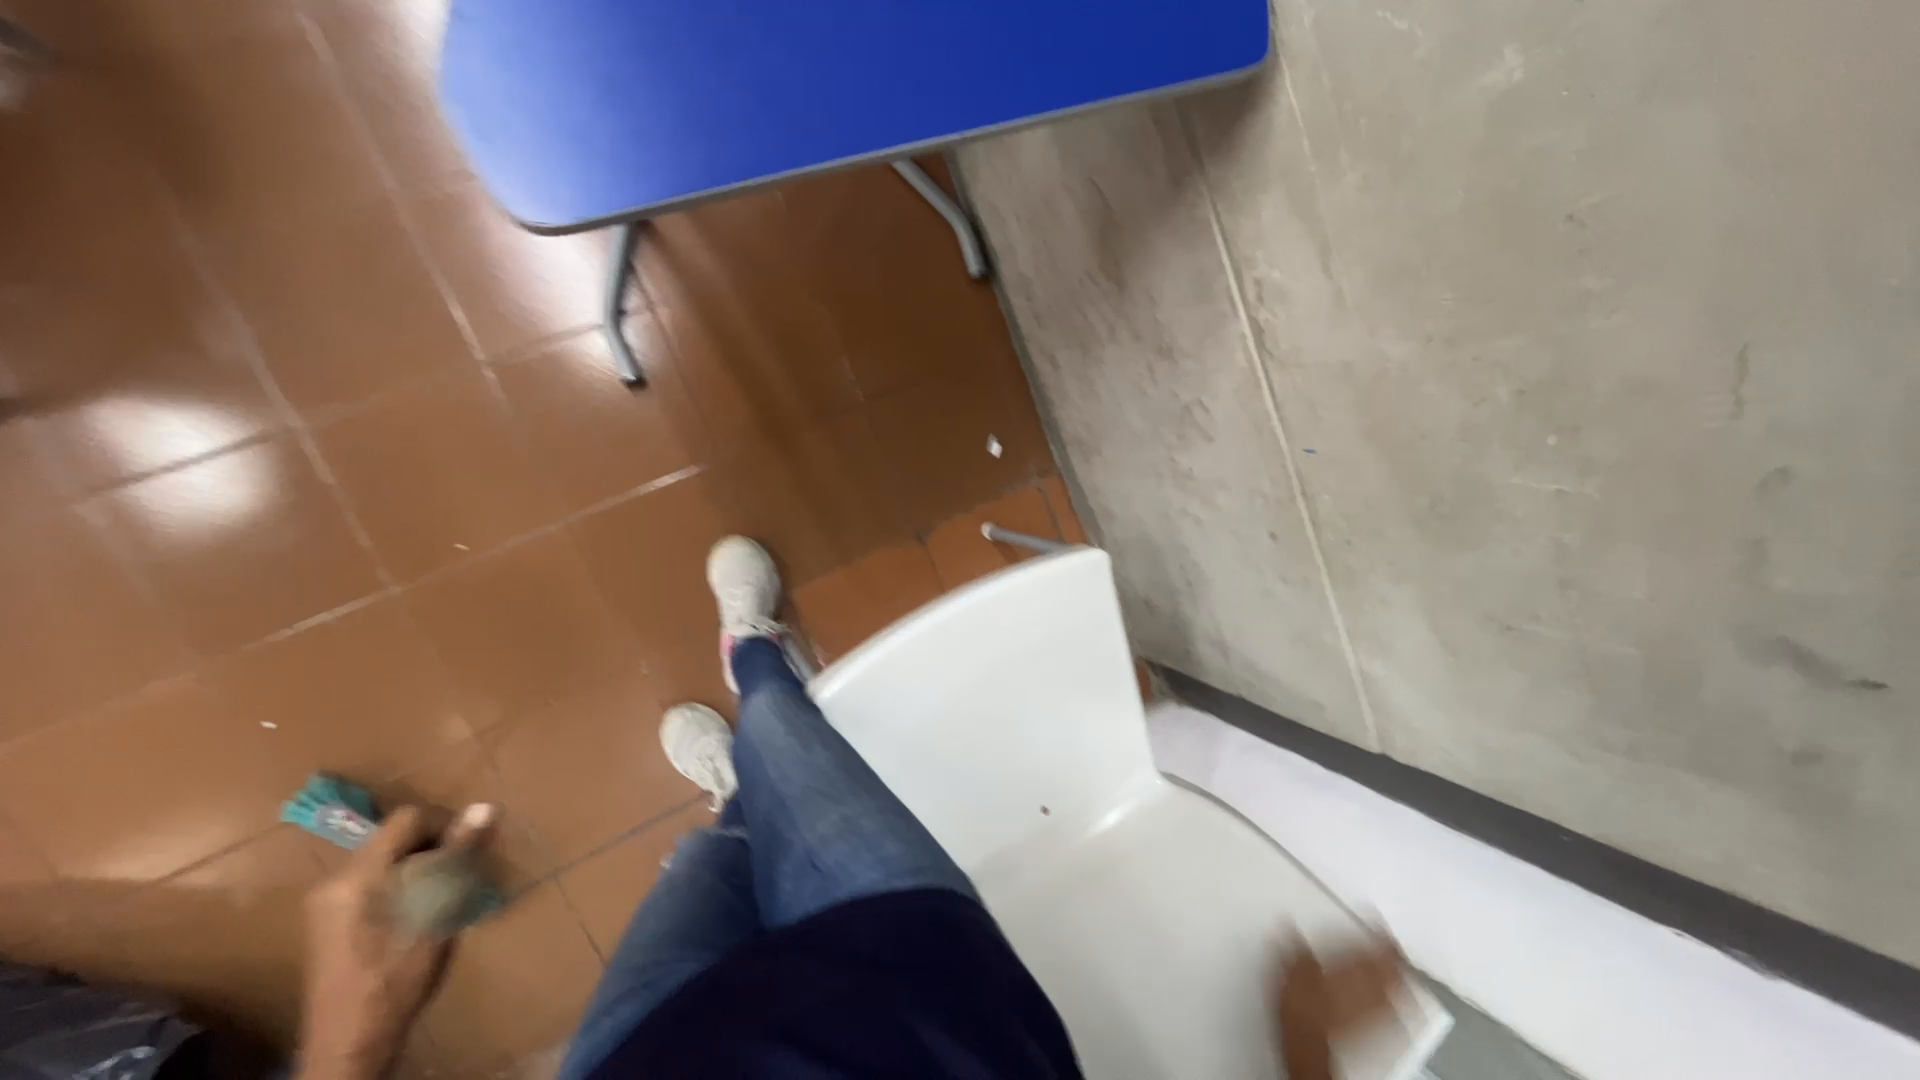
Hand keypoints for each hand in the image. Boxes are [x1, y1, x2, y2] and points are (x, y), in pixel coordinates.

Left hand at [298, 803, 494, 1079]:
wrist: (350, 1041)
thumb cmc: (399, 977)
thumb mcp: (437, 914)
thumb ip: (457, 858)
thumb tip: (485, 807)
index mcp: (358, 875)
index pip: (408, 819)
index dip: (445, 825)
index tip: (470, 851)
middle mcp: (335, 879)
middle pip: (395, 838)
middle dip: (435, 848)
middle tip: (463, 874)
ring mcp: (327, 901)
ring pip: (386, 861)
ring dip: (421, 867)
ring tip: (446, 895)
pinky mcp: (329, 920)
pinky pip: (373, 882)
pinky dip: (403, 884)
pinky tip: (420, 913)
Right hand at [1273, 933, 1406, 1079]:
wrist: (1310, 1048)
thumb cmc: (1303, 1010)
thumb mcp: (1291, 968)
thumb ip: (1296, 946)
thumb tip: (1288, 925)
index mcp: (1353, 969)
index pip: (1379, 947)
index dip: (1381, 932)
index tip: (1377, 920)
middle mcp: (1370, 988)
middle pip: (1395, 969)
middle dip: (1395, 955)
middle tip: (1393, 943)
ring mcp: (1375, 1010)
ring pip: (1397, 989)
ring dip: (1398, 976)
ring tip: (1397, 966)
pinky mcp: (1374, 1028)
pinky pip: (1391, 1008)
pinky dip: (1392, 998)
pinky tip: (1389, 997)